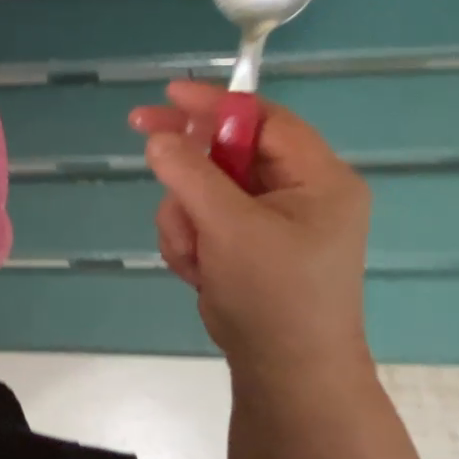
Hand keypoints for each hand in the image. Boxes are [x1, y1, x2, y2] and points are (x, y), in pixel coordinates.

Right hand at [129, 81, 372, 375]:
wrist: (284, 363)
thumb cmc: (274, 292)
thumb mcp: (230, 227)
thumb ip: (191, 175)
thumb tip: (158, 138)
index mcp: (320, 180)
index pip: (265, 121)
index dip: (216, 104)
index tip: (167, 96)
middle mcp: (298, 192)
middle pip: (227, 151)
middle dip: (186, 161)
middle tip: (138, 131)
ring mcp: (269, 219)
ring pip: (202, 188)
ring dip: (183, 216)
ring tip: (195, 252)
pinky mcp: (243, 241)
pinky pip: (197, 217)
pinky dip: (187, 238)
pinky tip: (198, 267)